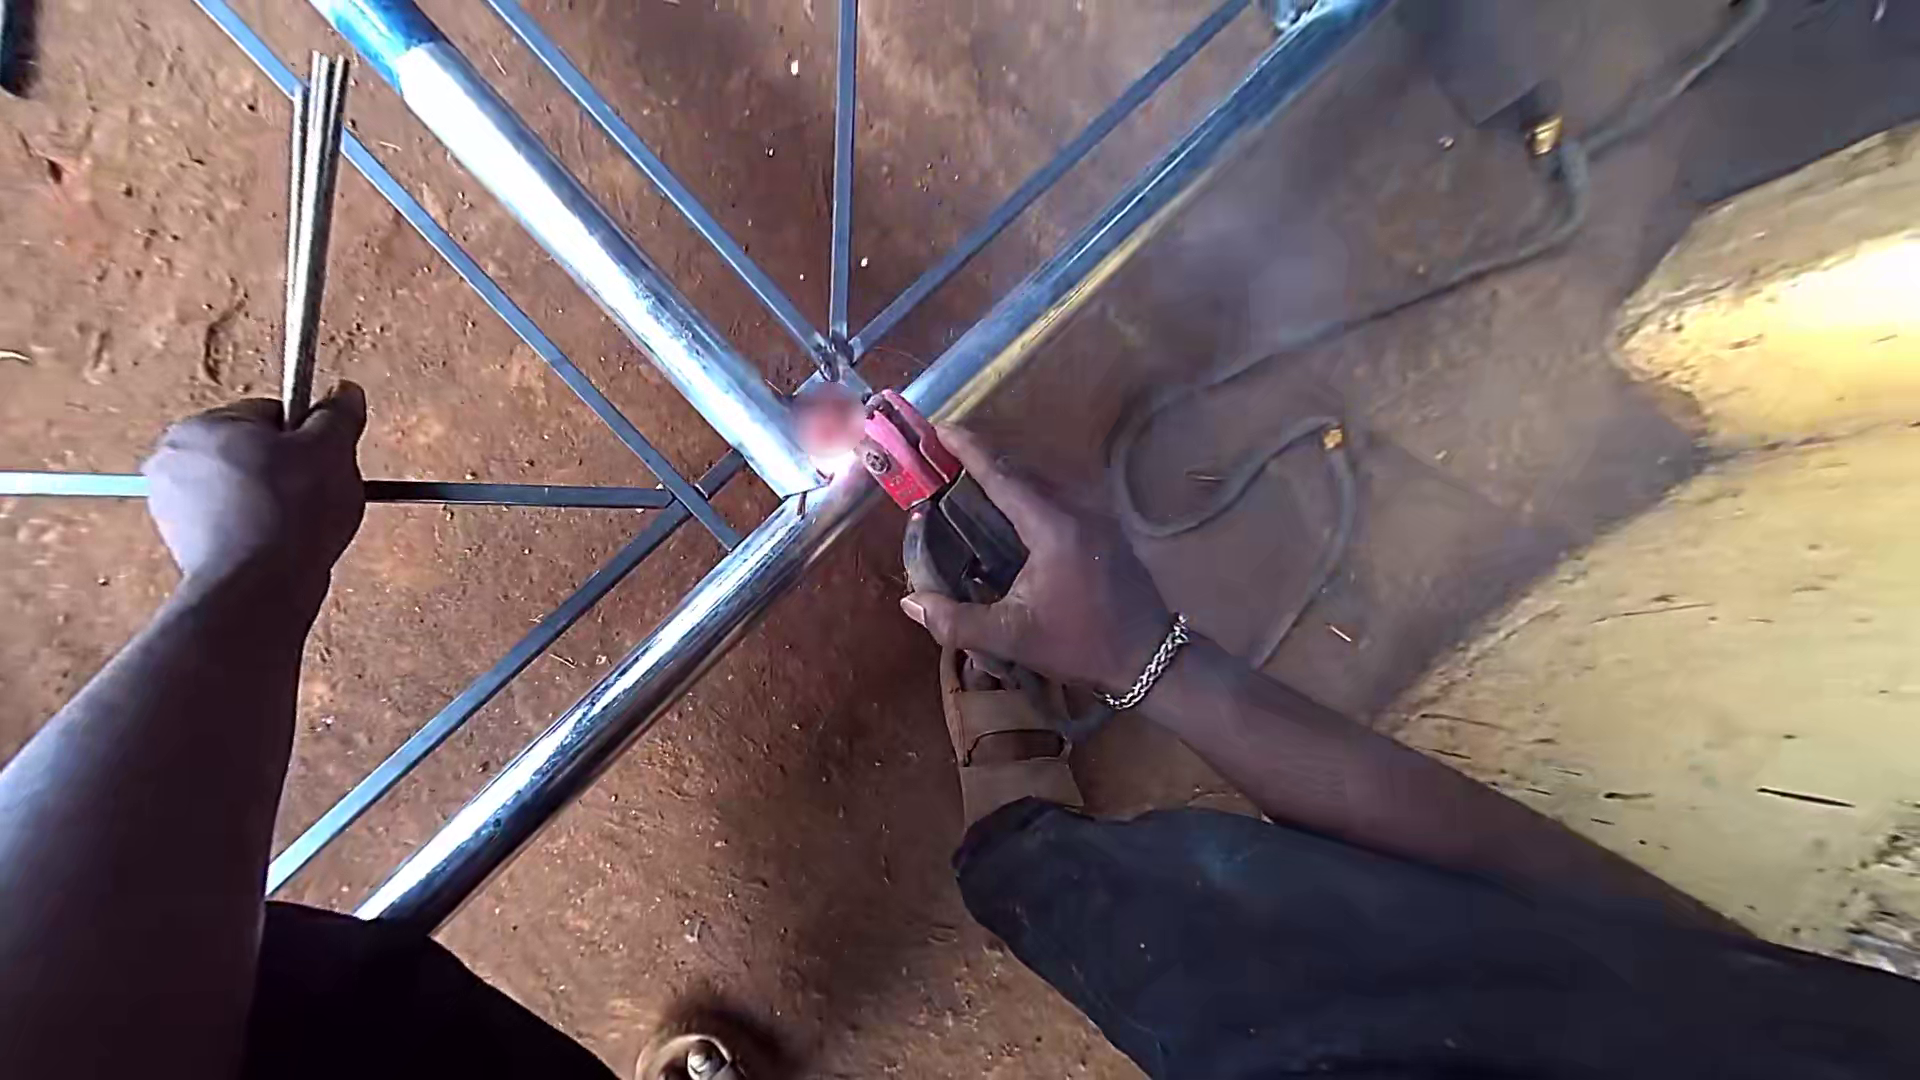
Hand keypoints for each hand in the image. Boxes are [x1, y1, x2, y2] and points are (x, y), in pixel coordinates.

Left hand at [141, 384, 367, 589]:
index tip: (332, 460)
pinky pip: (230, 509)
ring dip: (276, 491)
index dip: (313, 437)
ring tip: (305, 516)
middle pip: (257, 446)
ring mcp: (170, 491)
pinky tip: (282, 532)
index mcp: (210, 424)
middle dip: (293, 465)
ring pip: (244, 479)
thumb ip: (337, 416)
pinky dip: (257, 516)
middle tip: (323, 490)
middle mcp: (176, 450)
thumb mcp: (332, 452)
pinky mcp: (179, 526)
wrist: (260, 576)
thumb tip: (345, 390)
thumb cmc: (296, 509)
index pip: (275, 413)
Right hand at [900, 426, 1172, 693]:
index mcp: (1052, 528)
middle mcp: (1076, 510)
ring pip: (1042, 483)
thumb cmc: (1081, 645)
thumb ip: (957, 621)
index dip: (969, 449)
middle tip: (944, 457)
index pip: (1003, 477)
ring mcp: (1096, 517)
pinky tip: (1011, 511)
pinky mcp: (1104, 529)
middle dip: (981, 459)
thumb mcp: (1013, 638)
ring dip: (1005, 476)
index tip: (940, 428)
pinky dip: (1026, 493)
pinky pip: (1057, 497)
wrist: (1149, 657)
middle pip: (1022, 472)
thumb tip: (910, 603)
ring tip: (969, 479)